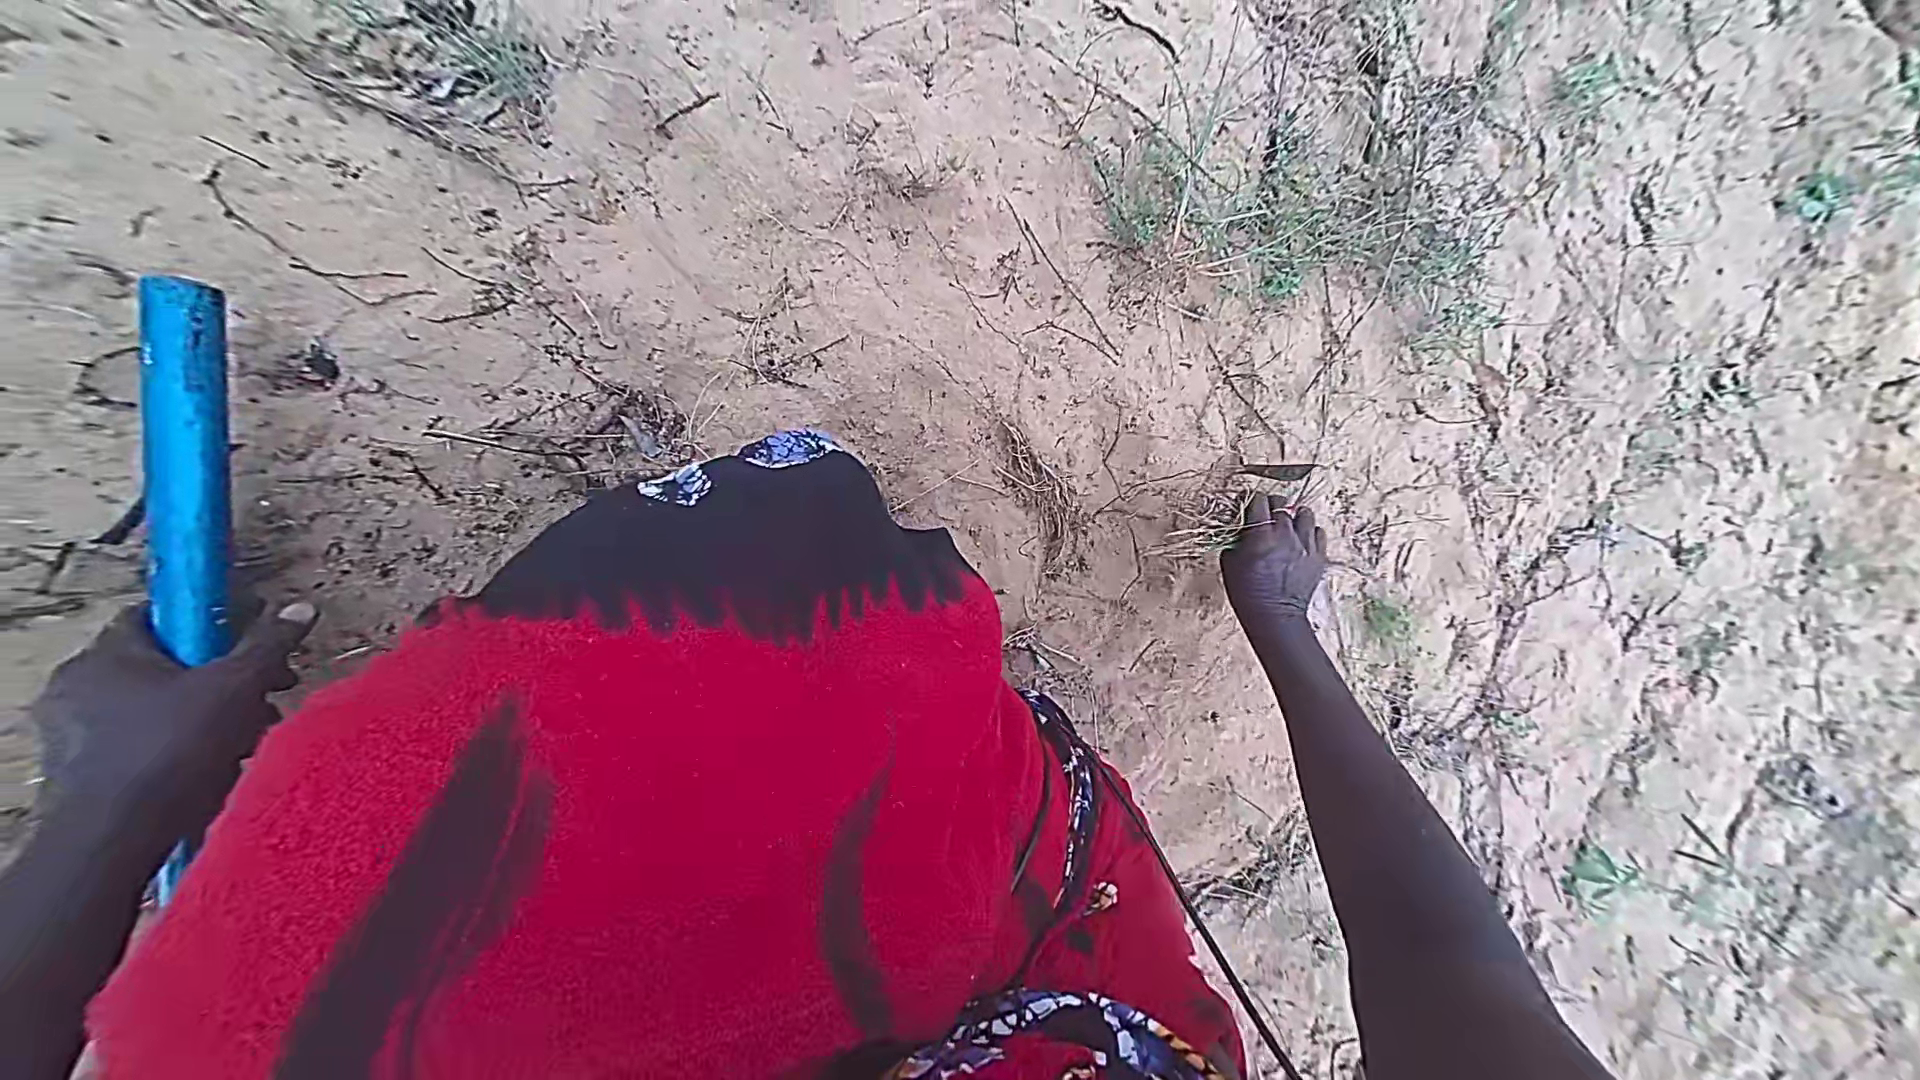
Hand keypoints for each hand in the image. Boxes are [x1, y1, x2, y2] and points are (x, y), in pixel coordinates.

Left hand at [29, 602, 316, 843]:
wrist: (124, 829)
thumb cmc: (178, 741)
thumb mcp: (240, 682)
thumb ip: (270, 642)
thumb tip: (299, 606)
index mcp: (103, 660)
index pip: (155, 615)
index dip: (208, 613)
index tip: (254, 625)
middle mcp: (80, 687)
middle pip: (169, 659)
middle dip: (229, 667)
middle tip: (274, 679)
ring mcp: (80, 728)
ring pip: (167, 696)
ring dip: (221, 700)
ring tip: (261, 718)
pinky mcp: (94, 761)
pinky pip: (156, 728)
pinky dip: (198, 729)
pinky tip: (232, 745)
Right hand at [1221, 495, 1326, 640]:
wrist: (1273, 616)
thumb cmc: (1247, 592)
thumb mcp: (1229, 562)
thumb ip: (1236, 539)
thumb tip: (1241, 528)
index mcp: (1260, 535)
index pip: (1259, 500)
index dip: (1251, 500)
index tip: (1247, 505)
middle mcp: (1285, 535)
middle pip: (1282, 503)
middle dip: (1271, 505)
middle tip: (1264, 514)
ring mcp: (1305, 545)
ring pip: (1304, 513)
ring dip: (1292, 515)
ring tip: (1285, 523)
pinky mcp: (1318, 555)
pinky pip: (1317, 531)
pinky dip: (1308, 531)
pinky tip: (1298, 539)